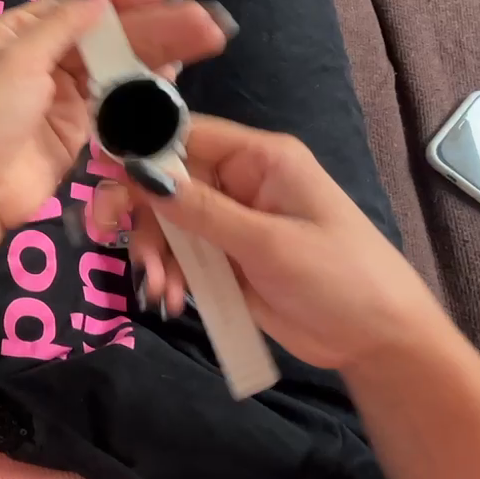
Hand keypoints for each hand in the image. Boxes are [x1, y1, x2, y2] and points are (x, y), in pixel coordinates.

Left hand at [0, 0, 228, 261]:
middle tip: (202, 22)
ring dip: (156, 54)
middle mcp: (42, 58)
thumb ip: (62, 26)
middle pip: (104, 36)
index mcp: (18, 33)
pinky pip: (116, 99)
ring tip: (203, 40)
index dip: (119, 3)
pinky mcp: (80, 127)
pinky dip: (144, 87)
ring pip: (116, 65)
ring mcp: (63, 94)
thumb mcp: (18, 60)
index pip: (76, 8)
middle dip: (152, 27)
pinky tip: (174, 73)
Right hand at [120, 115, 452, 370]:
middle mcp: (235, 181)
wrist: (378, 344)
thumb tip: (139, 171)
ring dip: (152, 250)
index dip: (140, 146)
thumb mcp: (269, 243)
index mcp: (257, 158)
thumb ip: (201, 210)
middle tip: (104, 230)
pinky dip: (166, 272)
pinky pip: (176, 252)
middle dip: (136, 208)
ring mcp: (226, 219)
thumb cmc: (340, 278)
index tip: (101, 168)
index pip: (184, 134)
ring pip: (163, 219)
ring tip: (158, 286)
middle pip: (163, 178)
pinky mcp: (220, 255)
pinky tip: (169, 299)